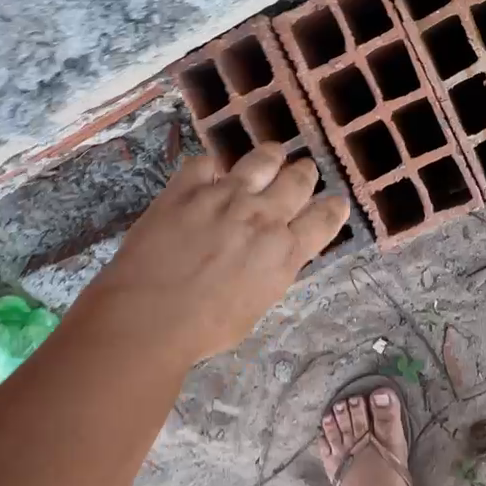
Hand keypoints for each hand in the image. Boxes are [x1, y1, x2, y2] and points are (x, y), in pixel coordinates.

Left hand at [76, 144, 348, 365]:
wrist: (149, 317)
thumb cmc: (205, 329)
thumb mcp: (257, 306)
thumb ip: (270, 273)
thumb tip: (272, 258)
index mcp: (285, 252)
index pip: (324, 219)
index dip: (334, 208)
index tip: (336, 203)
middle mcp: (262, 216)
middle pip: (298, 180)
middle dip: (305, 175)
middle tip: (303, 172)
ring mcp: (224, 196)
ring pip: (261, 160)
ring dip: (271, 157)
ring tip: (272, 155)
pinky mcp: (185, 188)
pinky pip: (205, 163)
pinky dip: (212, 167)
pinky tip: (210, 173)